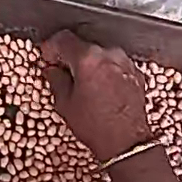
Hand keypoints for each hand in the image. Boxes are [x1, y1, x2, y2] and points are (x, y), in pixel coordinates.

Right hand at [39, 30, 150, 160]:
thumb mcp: (66, 104)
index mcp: (88, 58)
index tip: (46, 55)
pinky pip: (115, 66)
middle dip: (71, 57)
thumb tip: (52, 71)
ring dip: (90, 65)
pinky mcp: (136, 74)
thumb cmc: (97, 126)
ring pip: (101, 55)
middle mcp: (110, 55)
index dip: (51, 47)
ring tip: (82, 85)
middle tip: (61, 72)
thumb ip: (56, 80)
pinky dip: (105, 72)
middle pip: (84, 46)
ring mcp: (125, 63)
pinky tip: (99, 90)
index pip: (63, 39)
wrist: (126, 142)